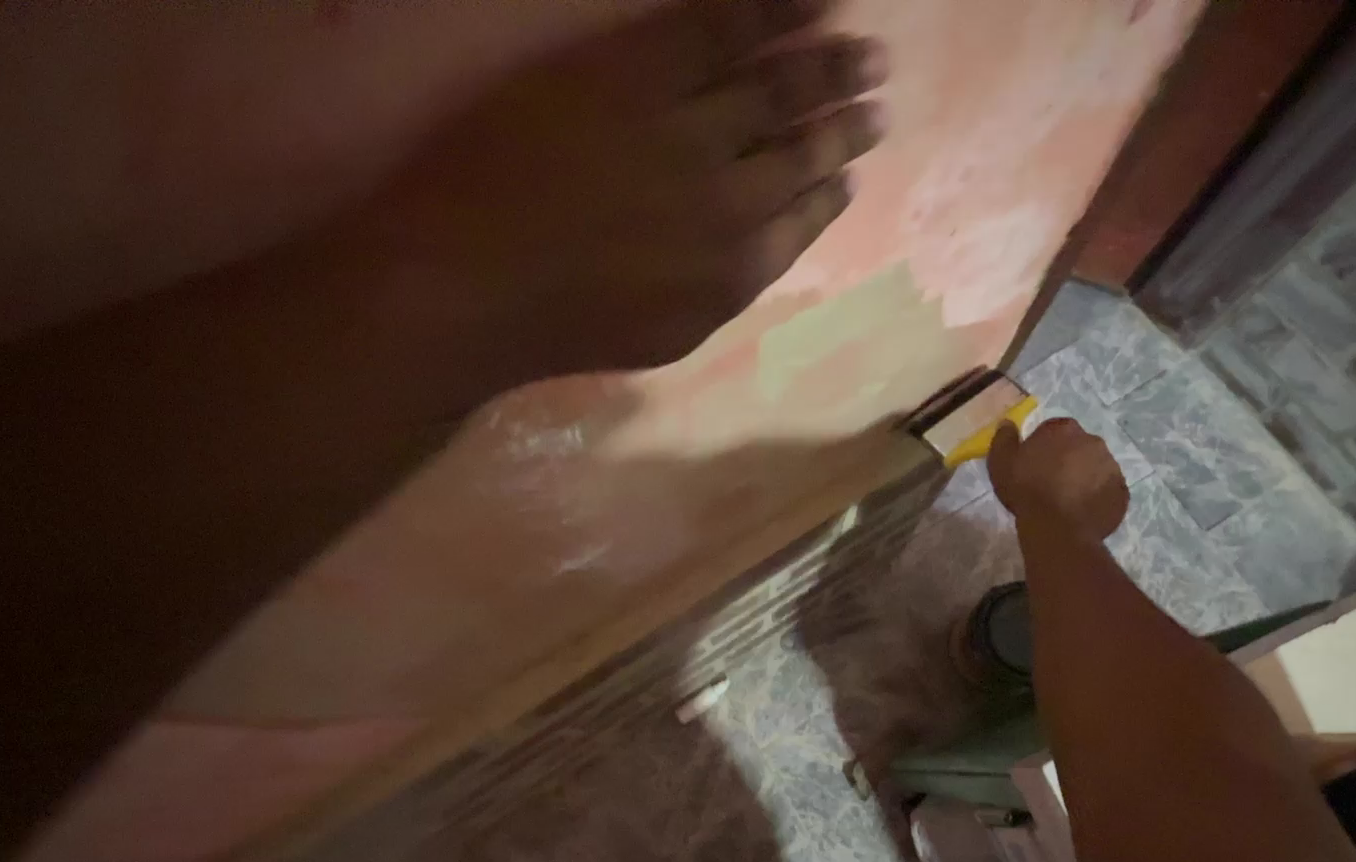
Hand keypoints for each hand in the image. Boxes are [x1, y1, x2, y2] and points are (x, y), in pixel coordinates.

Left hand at [348, 0, 886, 381]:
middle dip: (848, 124)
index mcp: (737, 269)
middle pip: (802, 150)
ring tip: (865, 54)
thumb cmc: (565, 325)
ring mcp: (688, 133)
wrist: (476, 286)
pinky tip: (817, 0)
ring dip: (828, 70)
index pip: (804, 219)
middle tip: (879, 100)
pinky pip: (719, 31)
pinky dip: (773, 9)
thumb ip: (725, 290)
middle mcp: (732, 200)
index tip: (850, 175)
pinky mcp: (636, 76)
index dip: (831, 191)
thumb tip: (760, 252)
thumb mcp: (668, 334)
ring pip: (776, 91)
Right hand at [988, 417, 1129, 540]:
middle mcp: (1093, 441)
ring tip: (1067, 500)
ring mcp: (1112, 467)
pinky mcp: (1121, 492)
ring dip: (1085, 478)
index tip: (1035, 464)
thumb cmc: (1026, 490)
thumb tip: (1008, 423)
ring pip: (1096, 468)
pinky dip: (1097, 497)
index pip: (1055, 430)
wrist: (1056, 529)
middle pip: (1079, 447)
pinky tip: (1081, 511)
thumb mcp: (1001, 462)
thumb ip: (1004, 438)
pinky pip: (1108, 491)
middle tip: (1051, 482)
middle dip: (1068, 460)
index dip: (1045, 446)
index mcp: (1064, 429)